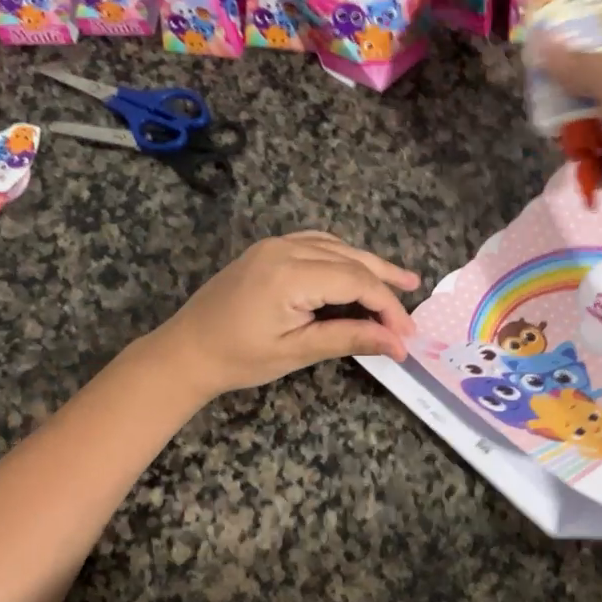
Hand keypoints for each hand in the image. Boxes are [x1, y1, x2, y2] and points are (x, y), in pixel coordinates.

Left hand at [151, 232, 420, 396]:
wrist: (185, 351)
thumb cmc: (238, 357)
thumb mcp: (297, 351)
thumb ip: (349, 338)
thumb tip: (397, 343)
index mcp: (290, 274)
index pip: (356, 282)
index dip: (387, 306)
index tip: (406, 335)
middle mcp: (285, 249)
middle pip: (350, 259)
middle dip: (384, 282)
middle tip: (416, 295)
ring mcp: (274, 246)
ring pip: (336, 247)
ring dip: (367, 265)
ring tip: (399, 281)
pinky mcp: (267, 251)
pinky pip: (316, 244)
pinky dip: (342, 256)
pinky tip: (356, 269)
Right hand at [532, 30, 601, 235]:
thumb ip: (578, 63)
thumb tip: (542, 42)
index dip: (585, 37)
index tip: (549, 43)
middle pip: (599, 83)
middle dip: (570, 90)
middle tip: (542, 95)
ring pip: (594, 124)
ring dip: (573, 130)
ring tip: (560, 136)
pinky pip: (598, 162)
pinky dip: (586, 164)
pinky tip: (578, 165)